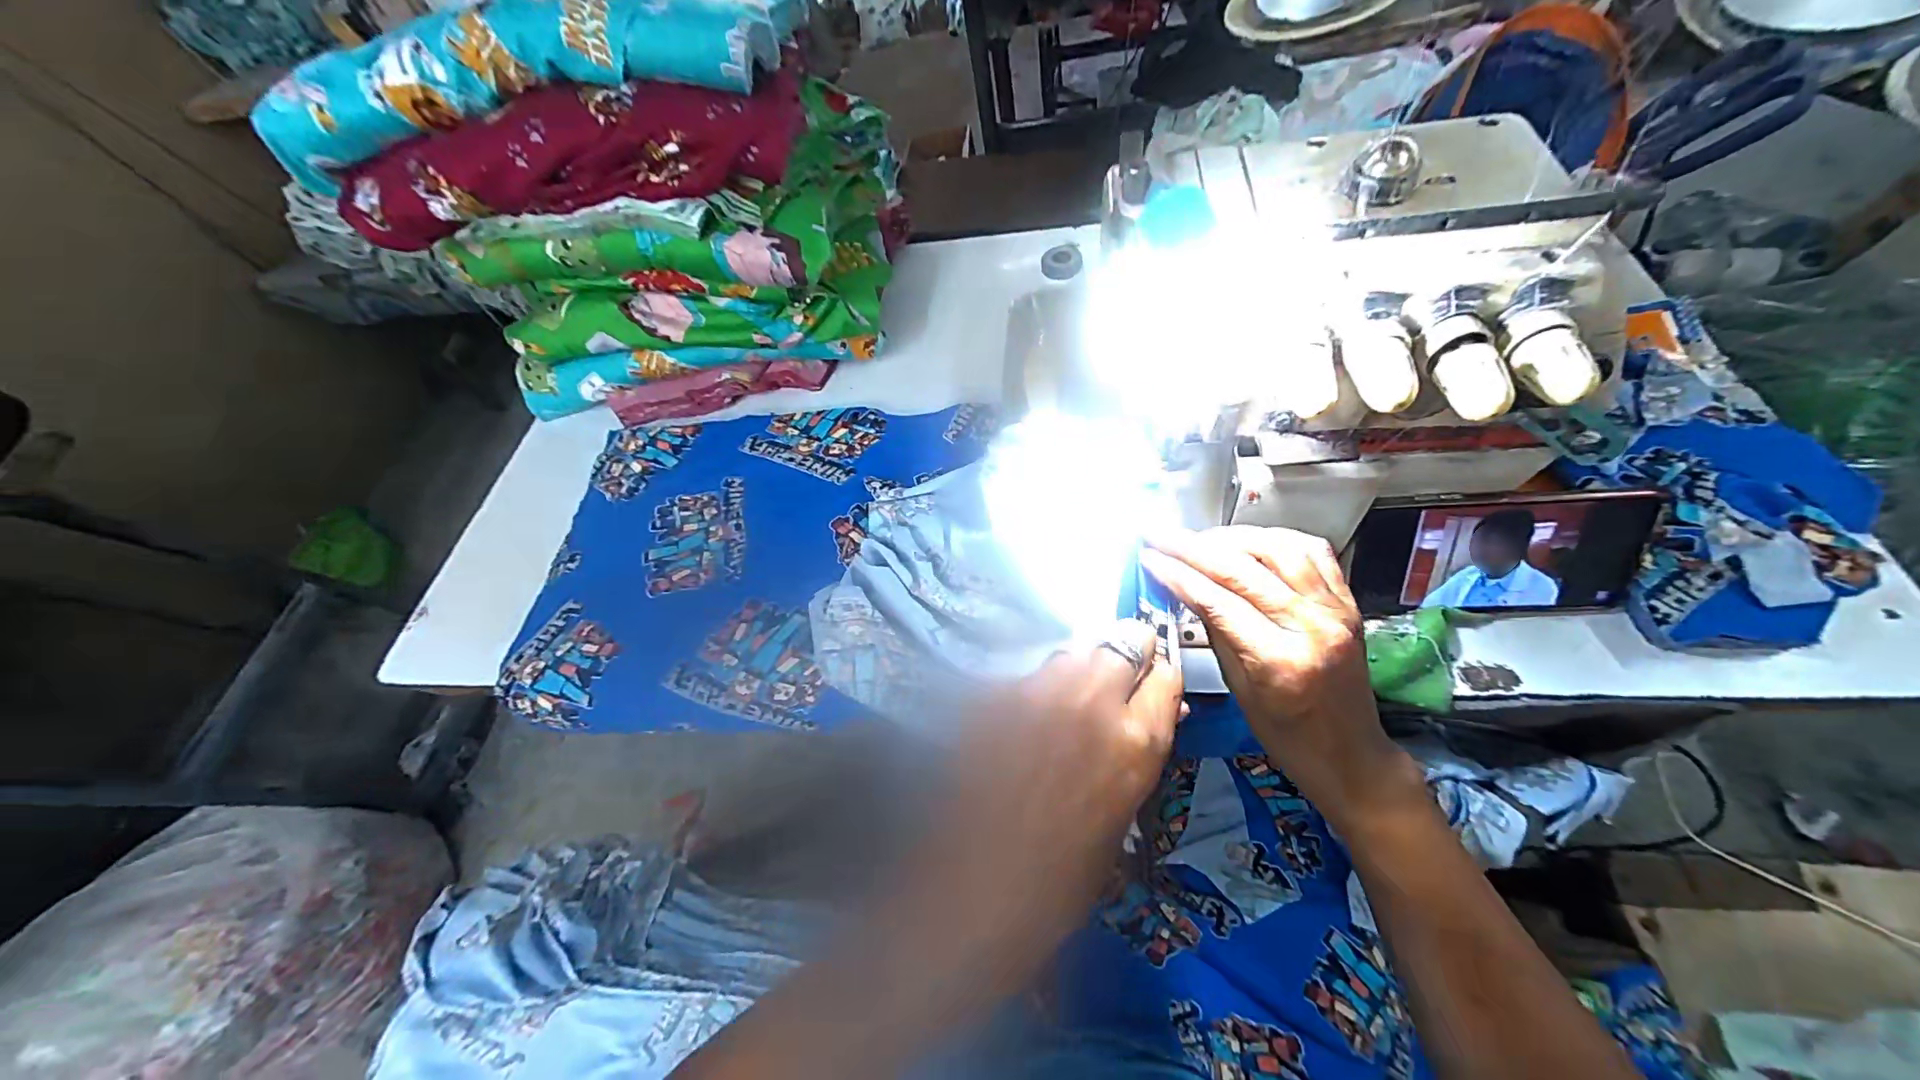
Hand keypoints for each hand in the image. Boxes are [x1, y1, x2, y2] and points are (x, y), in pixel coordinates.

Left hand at [913, 622, 1183, 967]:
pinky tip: (1021, 715)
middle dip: (1125, 650)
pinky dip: (1031, 689)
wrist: (978, 888)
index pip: (1166, 676)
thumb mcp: (1121, 814)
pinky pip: (1024, 676)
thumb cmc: (1064, 875)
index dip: (1159, 674)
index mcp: (1137, 740)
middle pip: (1123, 641)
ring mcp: (1039, 691)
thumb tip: (1146, 720)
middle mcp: (1093, 701)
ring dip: (1078, 665)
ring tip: (1069, 690)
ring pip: (1072, 650)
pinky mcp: (993, 693)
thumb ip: (1135, 754)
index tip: (1152, 677)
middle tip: (1116, 667)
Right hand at [1140, 527, 1419, 824]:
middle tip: (1161, 536)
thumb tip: (1184, 589)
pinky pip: (1314, 552)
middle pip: (1243, 569)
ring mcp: (1335, 611)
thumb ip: (1215, 631)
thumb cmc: (1288, 735)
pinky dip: (1277, 539)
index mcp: (1279, 660)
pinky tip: (1250, 540)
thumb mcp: (1238, 689)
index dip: (1177, 574)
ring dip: (1232, 537)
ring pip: (1278, 549)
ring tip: (1200, 538)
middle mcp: (1312, 627)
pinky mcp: (1348, 603)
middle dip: (1193, 548)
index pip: (1217, 600)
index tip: (1149, 557)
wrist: (1351, 755)